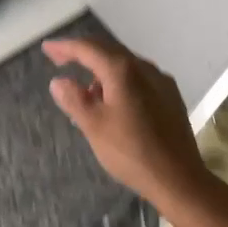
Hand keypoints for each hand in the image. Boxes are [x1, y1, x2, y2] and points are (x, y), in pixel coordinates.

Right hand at [43, 37, 212, 208]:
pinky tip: (115, 101)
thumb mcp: (94, 126)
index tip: (47, 49)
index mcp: (122, 70)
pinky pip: (139, 77)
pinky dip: (119, 80)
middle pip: (108, 50)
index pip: (88, 48)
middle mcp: (144, 67)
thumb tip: (58, 81)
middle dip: (83, 53)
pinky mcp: (171, 96)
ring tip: (86, 91)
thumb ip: (74, 99)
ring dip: (101, 69)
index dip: (65, 47)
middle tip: (60, 60)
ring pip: (125, 64)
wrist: (180, 179)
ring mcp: (161, 81)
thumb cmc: (131, 152)